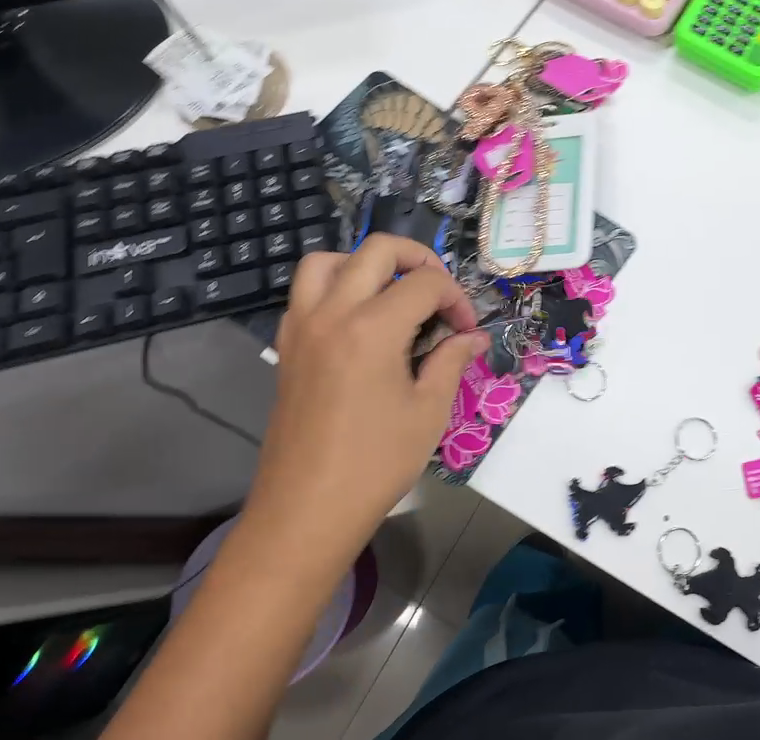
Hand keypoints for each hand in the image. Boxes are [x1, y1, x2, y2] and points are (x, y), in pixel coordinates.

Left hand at [247, 234, 487, 536]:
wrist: (307, 510)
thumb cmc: (375, 463)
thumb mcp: (428, 411)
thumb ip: (451, 361)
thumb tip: (472, 337)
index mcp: (373, 328)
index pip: (425, 283)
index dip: (456, 299)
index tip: (466, 331)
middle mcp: (332, 313)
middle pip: (377, 250)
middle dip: (417, 259)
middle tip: (437, 293)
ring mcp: (302, 328)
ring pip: (327, 261)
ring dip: (364, 264)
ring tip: (390, 293)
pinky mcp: (287, 348)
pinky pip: (305, 294)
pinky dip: (333, 289)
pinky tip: (358, 322)